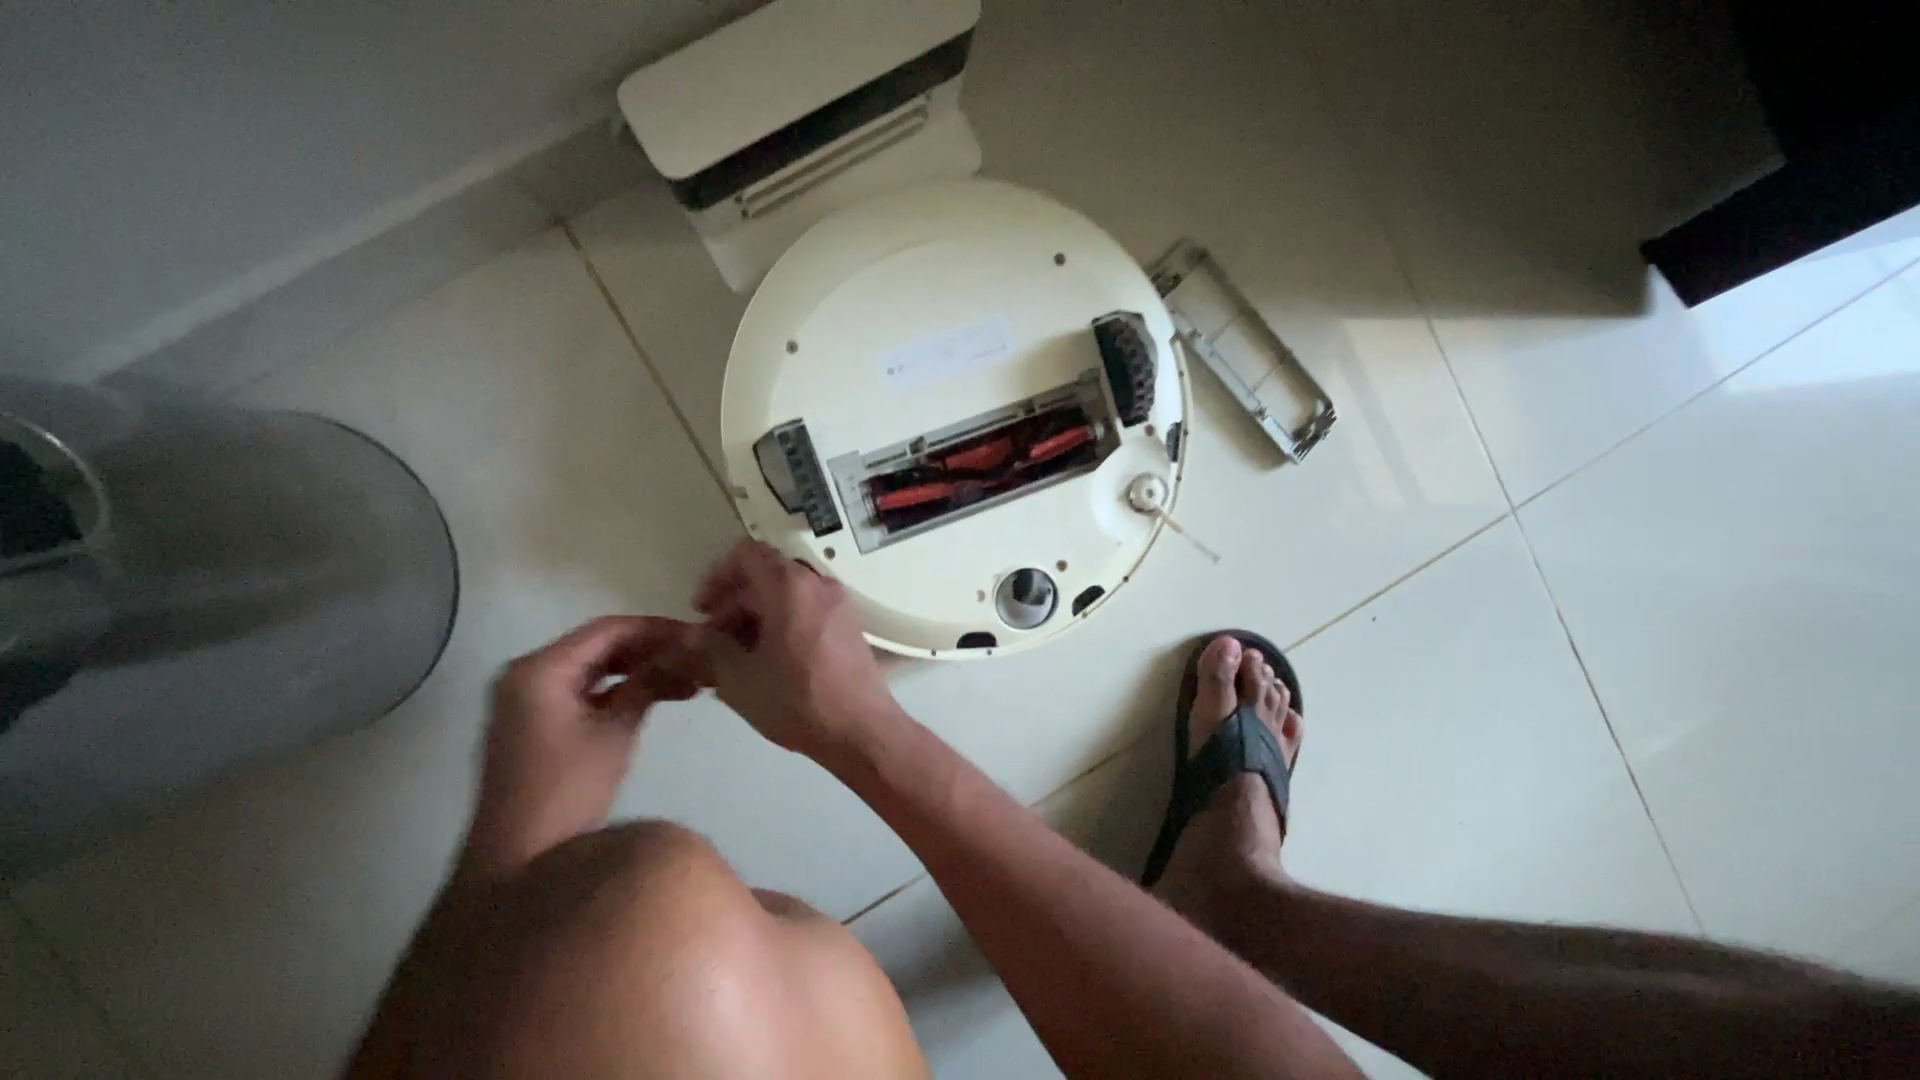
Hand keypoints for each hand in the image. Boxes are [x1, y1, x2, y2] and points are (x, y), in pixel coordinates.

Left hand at [464, 616, 707, 877]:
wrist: (518, 857)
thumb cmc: (566, 790)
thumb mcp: (614, 731)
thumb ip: (647, 684)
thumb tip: (686, 653)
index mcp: (539, 668)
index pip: (607, 630)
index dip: (657, 629)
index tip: (699, 635)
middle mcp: (528, 674)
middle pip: (600, 646)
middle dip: (651, 650)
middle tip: (698, 657)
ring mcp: (529, 699)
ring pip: (595, 668)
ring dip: (639, 670)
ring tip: (689, 679)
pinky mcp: (537, 723)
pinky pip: (585, 691)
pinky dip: (620, 690)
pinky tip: (659, 695)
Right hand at [693, 540, 903, 758]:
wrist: (861, 730)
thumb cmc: (797, 701)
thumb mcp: (739, 679)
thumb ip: (708, 648)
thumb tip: (689, 636)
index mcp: (790, 587)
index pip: (746, 553)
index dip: (716, 576)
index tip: (704, 610)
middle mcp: (818, 585)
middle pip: (766, 575)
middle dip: (734, 603)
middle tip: (715, 642)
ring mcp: (838, 604)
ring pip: (786, 595)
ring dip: (756, 617)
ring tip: (738, 658)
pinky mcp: (848, 626)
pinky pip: (806, 611)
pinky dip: (781, 624)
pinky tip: (769, 664)